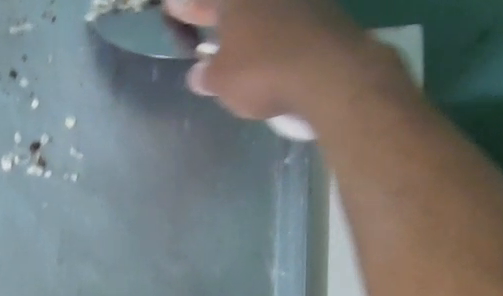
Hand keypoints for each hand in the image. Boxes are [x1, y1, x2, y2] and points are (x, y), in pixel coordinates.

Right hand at [165, 0, 399, 123]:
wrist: (329, 72)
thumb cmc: (262, 71)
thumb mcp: (222, 81)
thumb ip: (206, 75)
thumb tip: (198, 74)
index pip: (203, 1)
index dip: (185, 8)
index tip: (173, 10)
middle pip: (235, 3)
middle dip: (214, 11)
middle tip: (199, 22)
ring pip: (263, 8)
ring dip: (247, 22)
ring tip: (233, 43)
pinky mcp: (323, 12)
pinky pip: (287, 18)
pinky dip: (273, 31)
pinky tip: (266, 48)